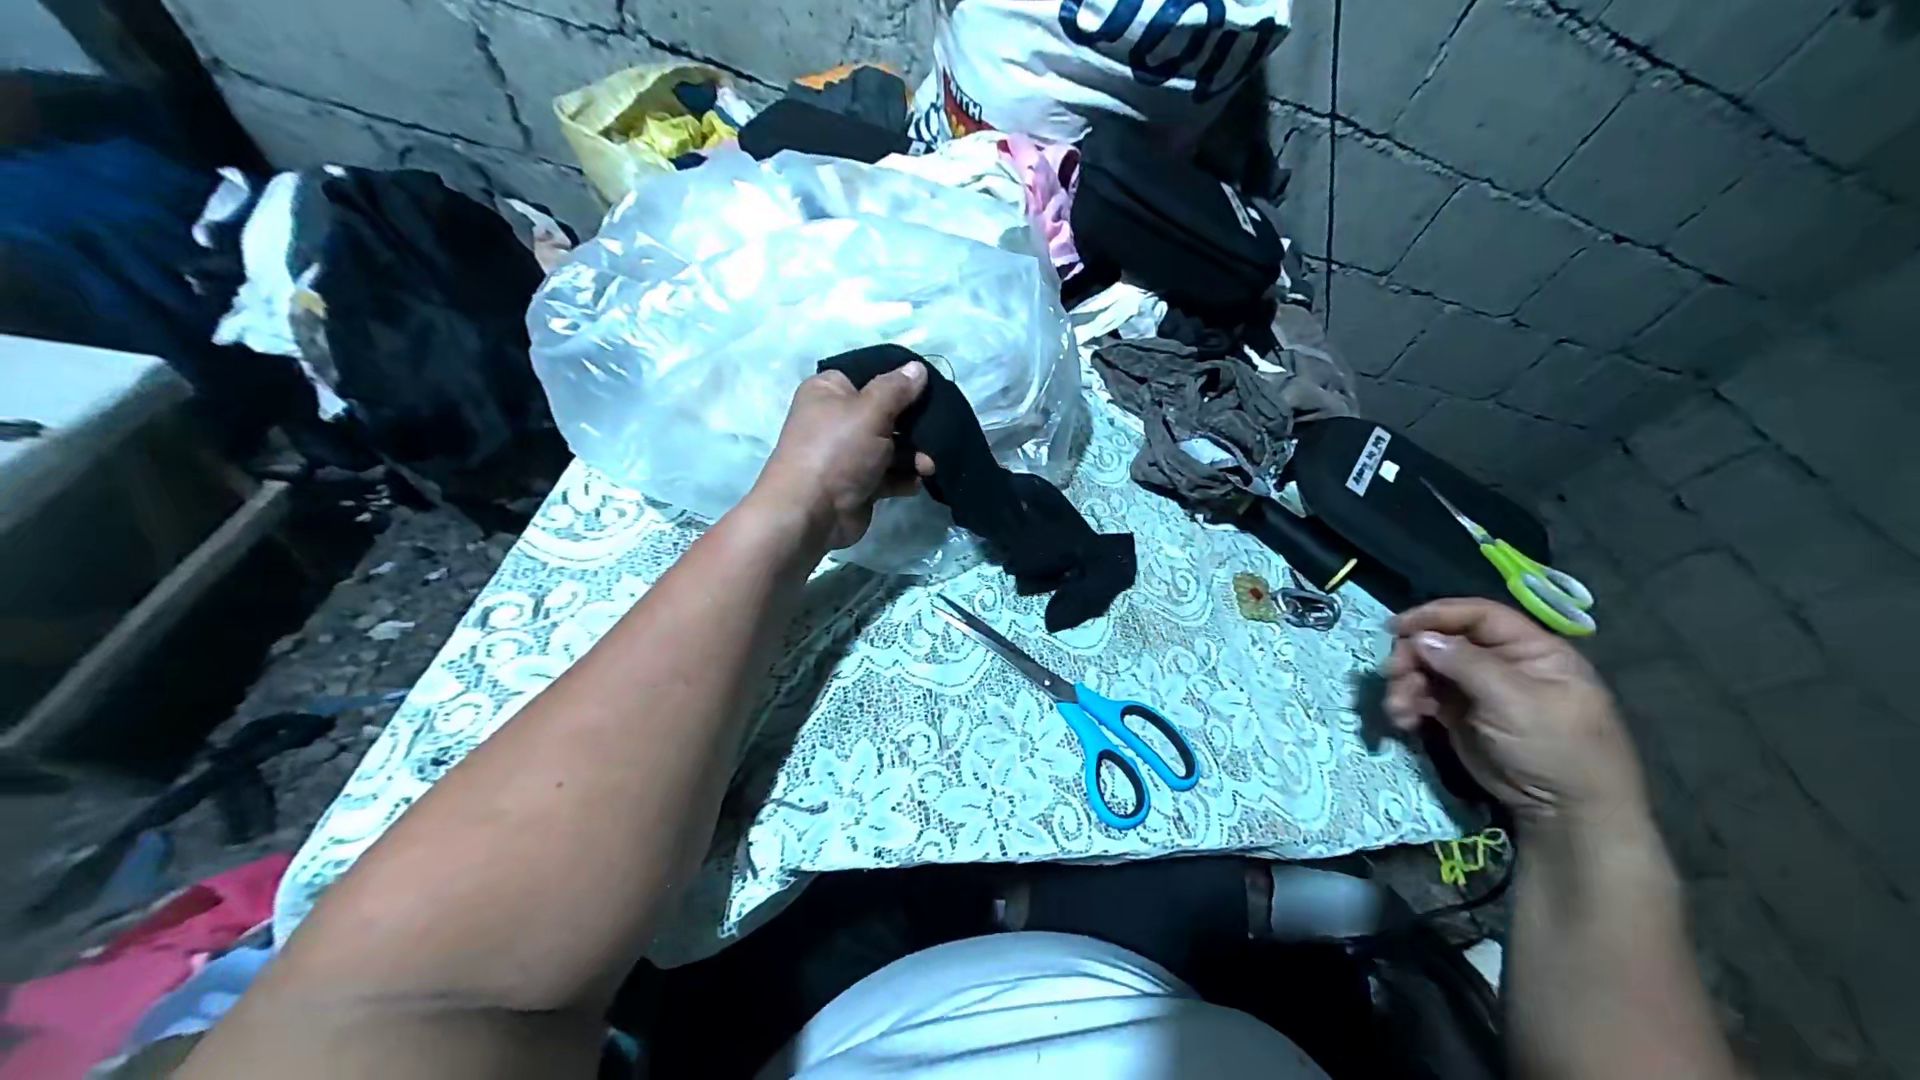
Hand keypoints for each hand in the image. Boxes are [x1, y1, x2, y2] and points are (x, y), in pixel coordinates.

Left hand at [749, 363, 934, 549]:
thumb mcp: (870, 411)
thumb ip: (897, 389)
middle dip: (915, 425)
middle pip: (887, 413)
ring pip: (893, 446)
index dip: (901, 381)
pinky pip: (890, 474)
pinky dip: (905, 477)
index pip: (871, 375)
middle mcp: (838, 419)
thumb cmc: (837, 450)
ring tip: (927, 466)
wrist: (811, 513)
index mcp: (830, 391)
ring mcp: (849, 453)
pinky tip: (916, 482)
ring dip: (914, 455)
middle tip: (938, 433)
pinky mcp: (860, 483)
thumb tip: (918, 368)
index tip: (930, 388)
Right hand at [1384, 598, 1645, 828]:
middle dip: (1411, 656)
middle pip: (1442, 641)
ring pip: (1425, 669)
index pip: (1478, 615)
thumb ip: (1467, 664)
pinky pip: (1422, 696)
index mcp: (1530, 650)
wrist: (1564, 812)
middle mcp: (1500, 663)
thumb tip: (1419, 637)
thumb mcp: (1516, 701)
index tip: (1397, 627)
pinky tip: (1403, 721)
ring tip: (1397, 709)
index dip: (1436, 615)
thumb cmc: (1555, 748)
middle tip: (1391, 675)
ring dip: (1403, 685)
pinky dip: (1407, 705)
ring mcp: (1476, 689)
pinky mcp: (1457, 713)